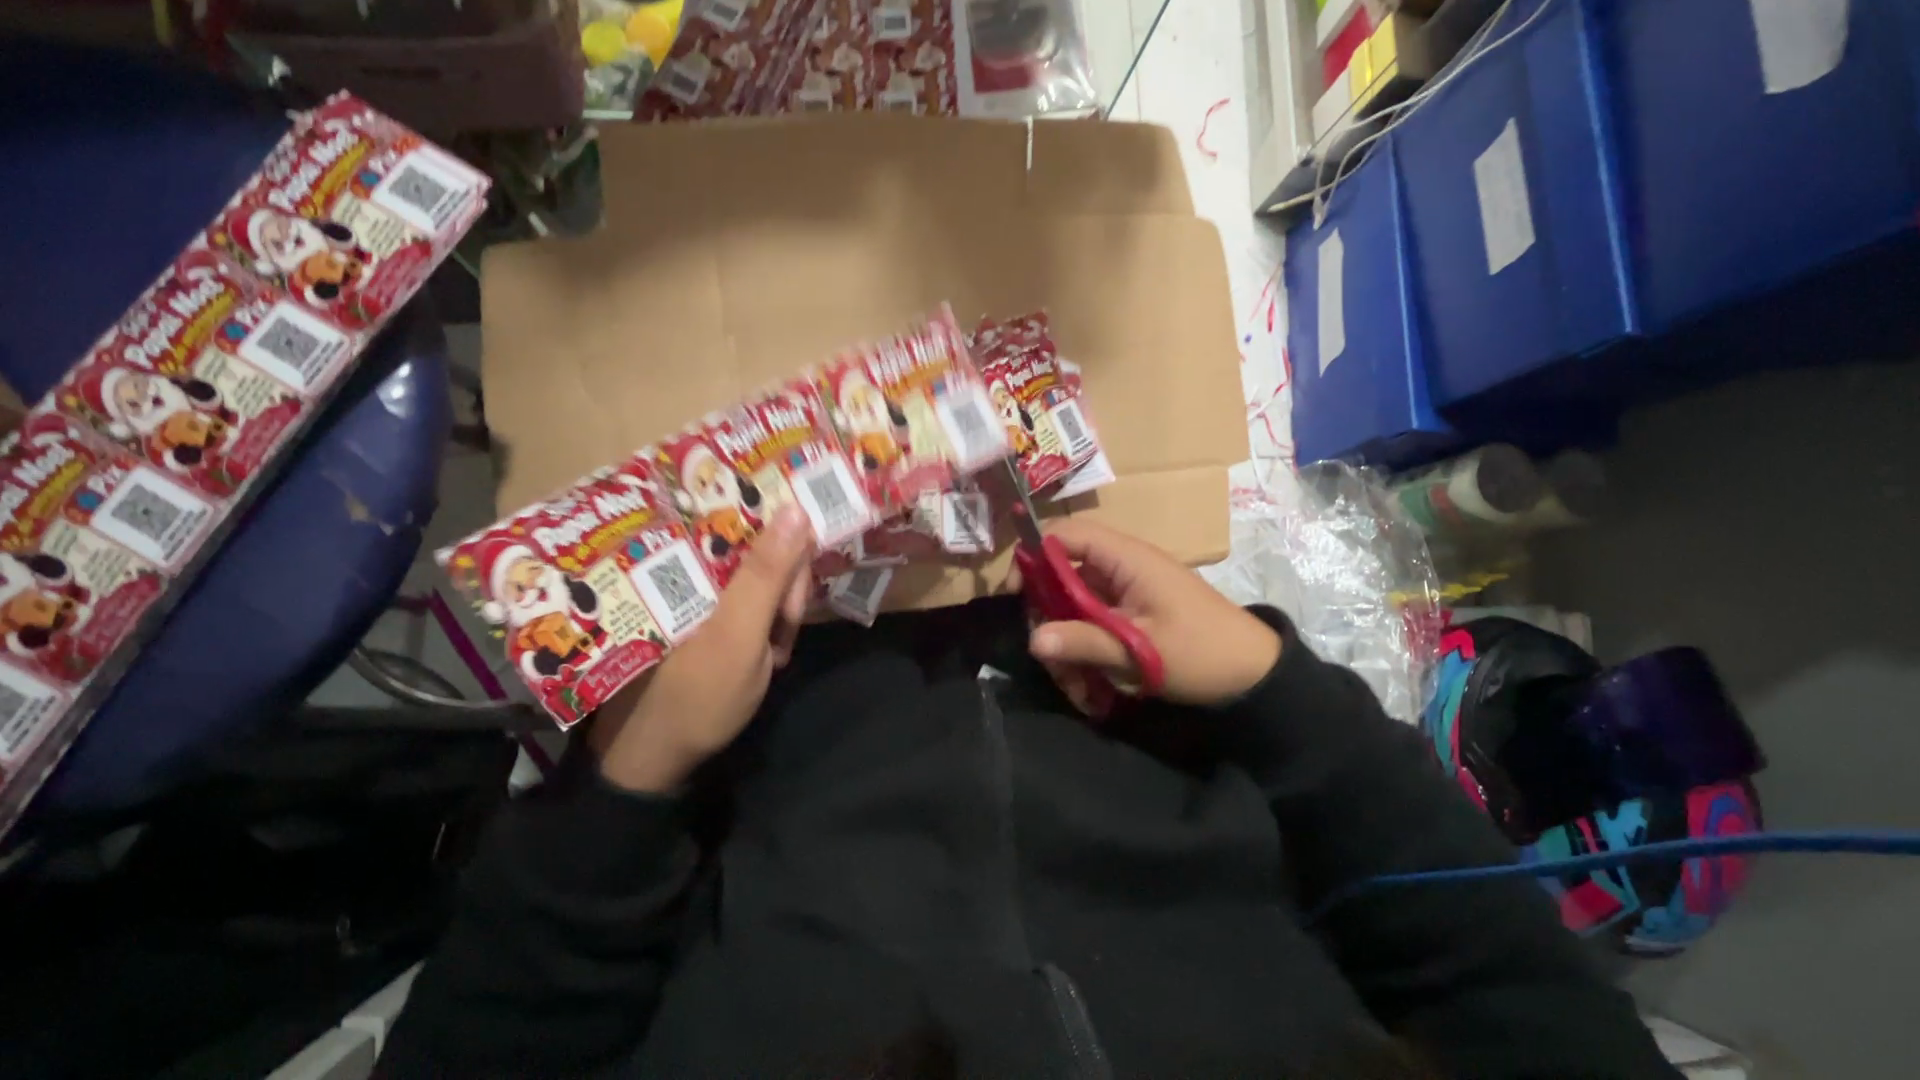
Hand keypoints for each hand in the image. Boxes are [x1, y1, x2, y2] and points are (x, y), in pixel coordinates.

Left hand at [589, 507, 814, 792]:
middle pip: (764, 554)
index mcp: (696, 562)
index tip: (794, 603)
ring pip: (761, 582)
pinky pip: (747, 604)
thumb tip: (795, 507)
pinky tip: (764, 657)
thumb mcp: (742, 634)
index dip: (790, 558)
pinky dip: (763, 629)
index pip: (758, 526)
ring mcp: (697, 593)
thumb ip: (769, 574)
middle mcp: (693, 567)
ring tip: (771, 656)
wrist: (654, 755)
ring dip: (778, 618)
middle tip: (780, 638)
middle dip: (785, 596)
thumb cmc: (699, 694)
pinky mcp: (700, 617)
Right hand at [1027, 518, 1280, 708]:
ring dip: (1066, 642)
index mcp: (1127, 559)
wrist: (1254, 674)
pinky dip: (1085, 650)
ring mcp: (1127, 593)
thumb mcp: (1140, 651)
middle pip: (1063, 575)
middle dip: (1047, 616)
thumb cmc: (1201, 652)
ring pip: (1074, 606)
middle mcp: (1122, 568)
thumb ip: (1085, 642)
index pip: (1066, 535)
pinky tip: (1089, 687)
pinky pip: (1093, 624)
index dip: (1034, 555)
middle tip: (1046, 655)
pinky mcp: (1132, 616)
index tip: (1015, 594)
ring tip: (1074, 685)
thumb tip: (1032, 640)